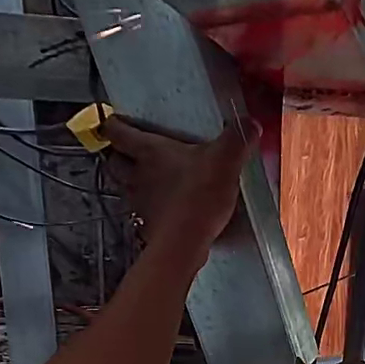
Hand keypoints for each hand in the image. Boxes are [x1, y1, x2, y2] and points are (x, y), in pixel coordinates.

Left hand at [101, 117, 253, 257]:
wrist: (186, 243)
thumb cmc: (199, 196)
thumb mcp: (225, 160)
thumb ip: (237, 139)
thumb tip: (251, 123)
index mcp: (150, 152)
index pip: (119, 132)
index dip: (114, 124)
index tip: (113, 120)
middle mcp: (138, 175)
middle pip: (114, 162)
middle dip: (118, 156)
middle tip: (129, 152)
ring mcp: (140, 202)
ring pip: (124, 188)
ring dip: (130, 182)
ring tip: (146, 179)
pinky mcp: (147, 226)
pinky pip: (141, 213)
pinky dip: (147, 208)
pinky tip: (162, 208)